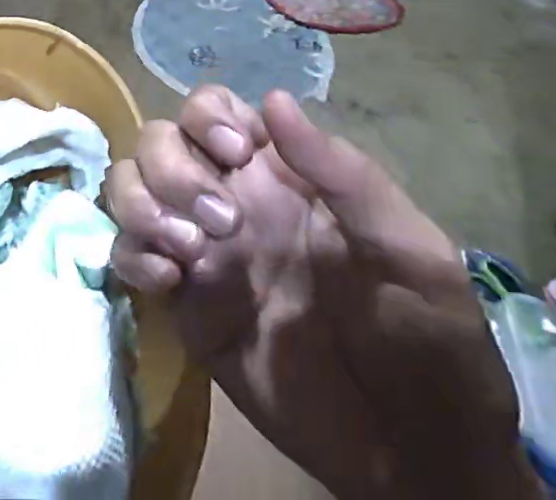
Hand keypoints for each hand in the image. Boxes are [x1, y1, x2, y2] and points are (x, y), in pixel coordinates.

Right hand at [106, 87, 535, 499]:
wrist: (414, 457)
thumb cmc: (429, 342)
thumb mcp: (410, 252)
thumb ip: (345, 175)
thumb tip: (274, 98)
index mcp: (282, 173)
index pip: (212, 108)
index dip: (206, 116)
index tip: (234, 156)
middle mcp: (230, 196)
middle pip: (158, 140)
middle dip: (173, 168)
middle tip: (223, 223)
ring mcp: (200, 249)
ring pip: (129, 187)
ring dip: (143, 204)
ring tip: (189, 252)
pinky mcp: (180, 303)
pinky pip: (126, 255)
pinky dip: (131, 256)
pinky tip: (167, 283)